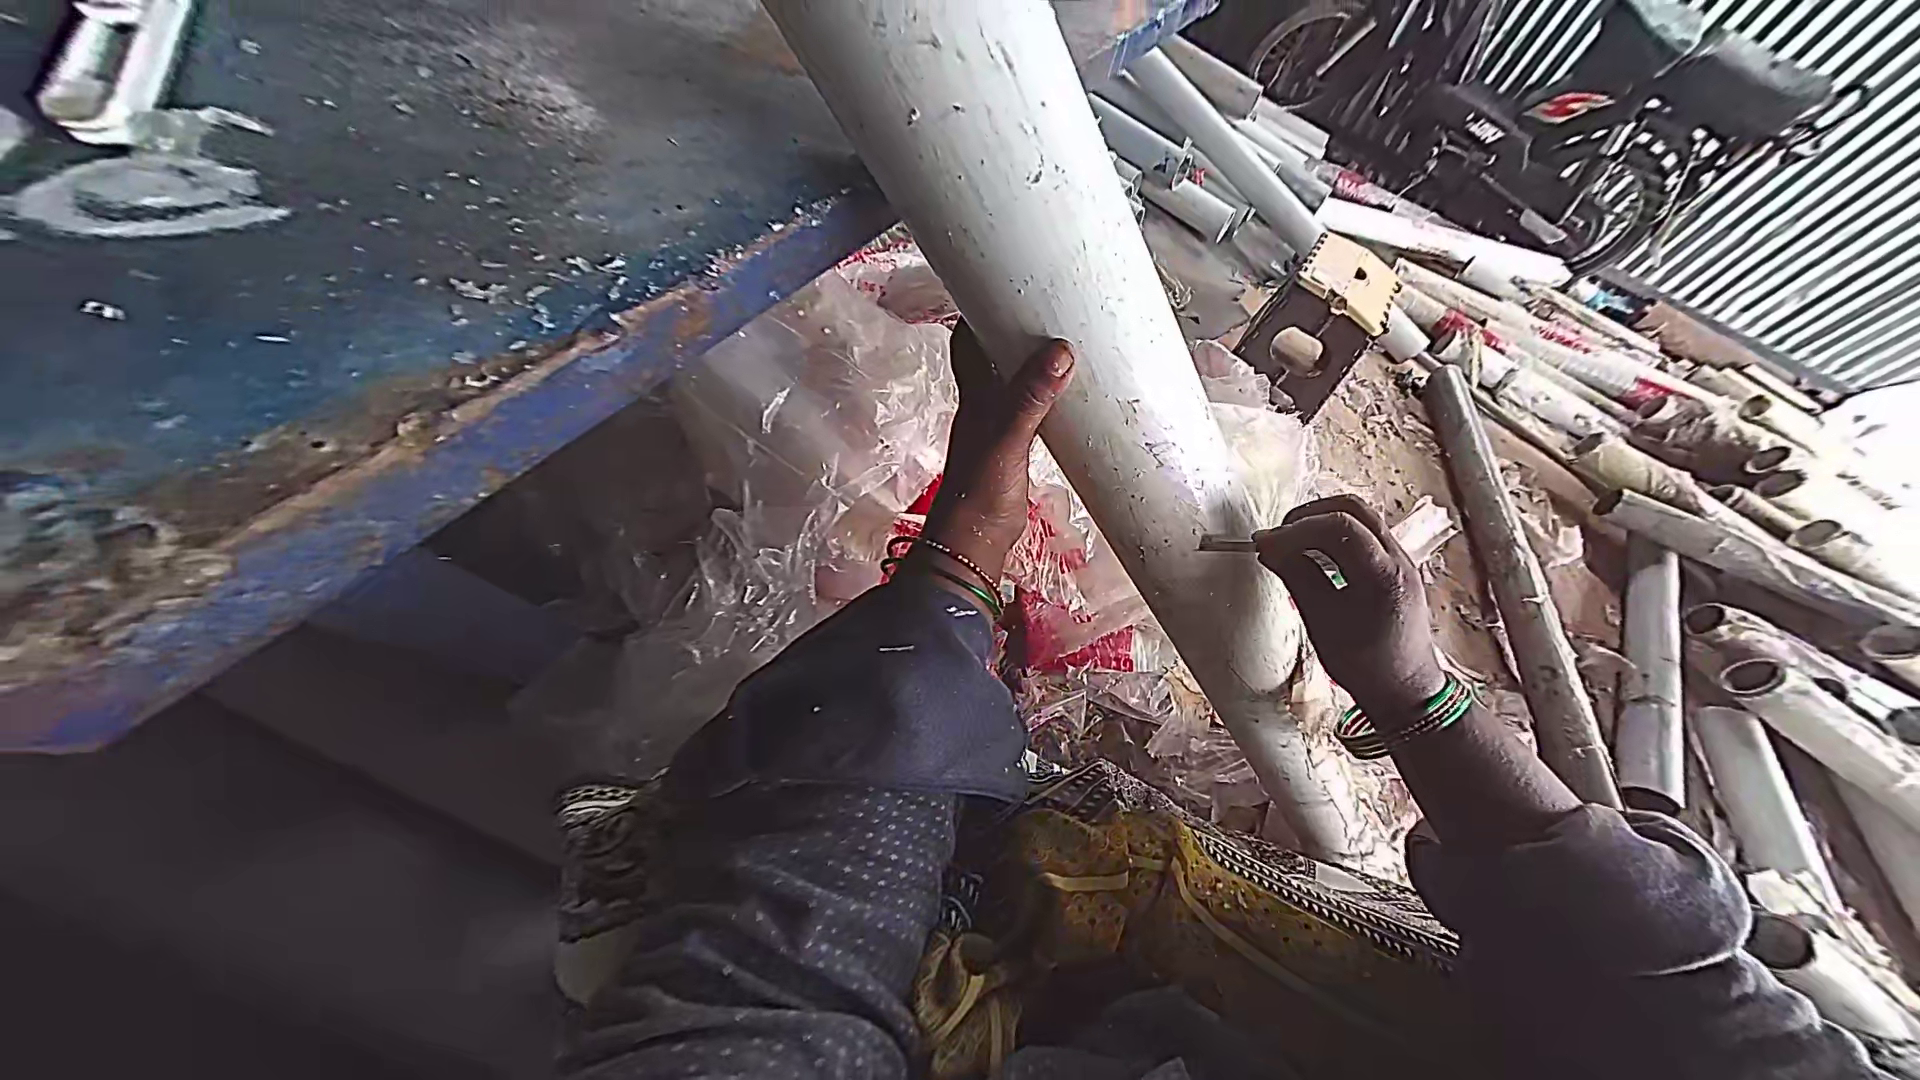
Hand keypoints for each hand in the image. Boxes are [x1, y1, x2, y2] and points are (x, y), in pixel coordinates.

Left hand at [916, 323, 1075, 587]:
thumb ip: (1028, 400)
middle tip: (1048, 308)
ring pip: (1013, 384)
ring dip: (1030, 364)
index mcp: (975, 399)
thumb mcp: (1005, 443)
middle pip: (993, 359)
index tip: (1004, 284)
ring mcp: (999, 430)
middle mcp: (983, 408)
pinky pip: (1031, 411)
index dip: (978, 313)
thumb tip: (1059, 351)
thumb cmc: (980, 494)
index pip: (967, 344)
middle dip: (1012, 332)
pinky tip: (1066, 396)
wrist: (975, 545)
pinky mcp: (1016, 452)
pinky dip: (1045, 397)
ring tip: (1065, 342)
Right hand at [1255, 495, 1444, 725]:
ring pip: (1358, 516)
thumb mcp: (1322, 620)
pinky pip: (1362, 533)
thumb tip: (1269, 548)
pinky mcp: (1394, 566)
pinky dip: (1331, 534)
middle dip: (1307, 516)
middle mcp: (1398, 559)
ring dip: (1318, 522)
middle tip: (1278, 537)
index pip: (1338, 527)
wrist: (1406, 690)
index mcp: (1383, 575)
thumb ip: (1297, 576)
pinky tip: (1310, 555)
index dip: (1294, 530)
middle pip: (1351, 509)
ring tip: (1290, 544)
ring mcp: (1400, 560)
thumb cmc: (1364, 663)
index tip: (1265, 544)